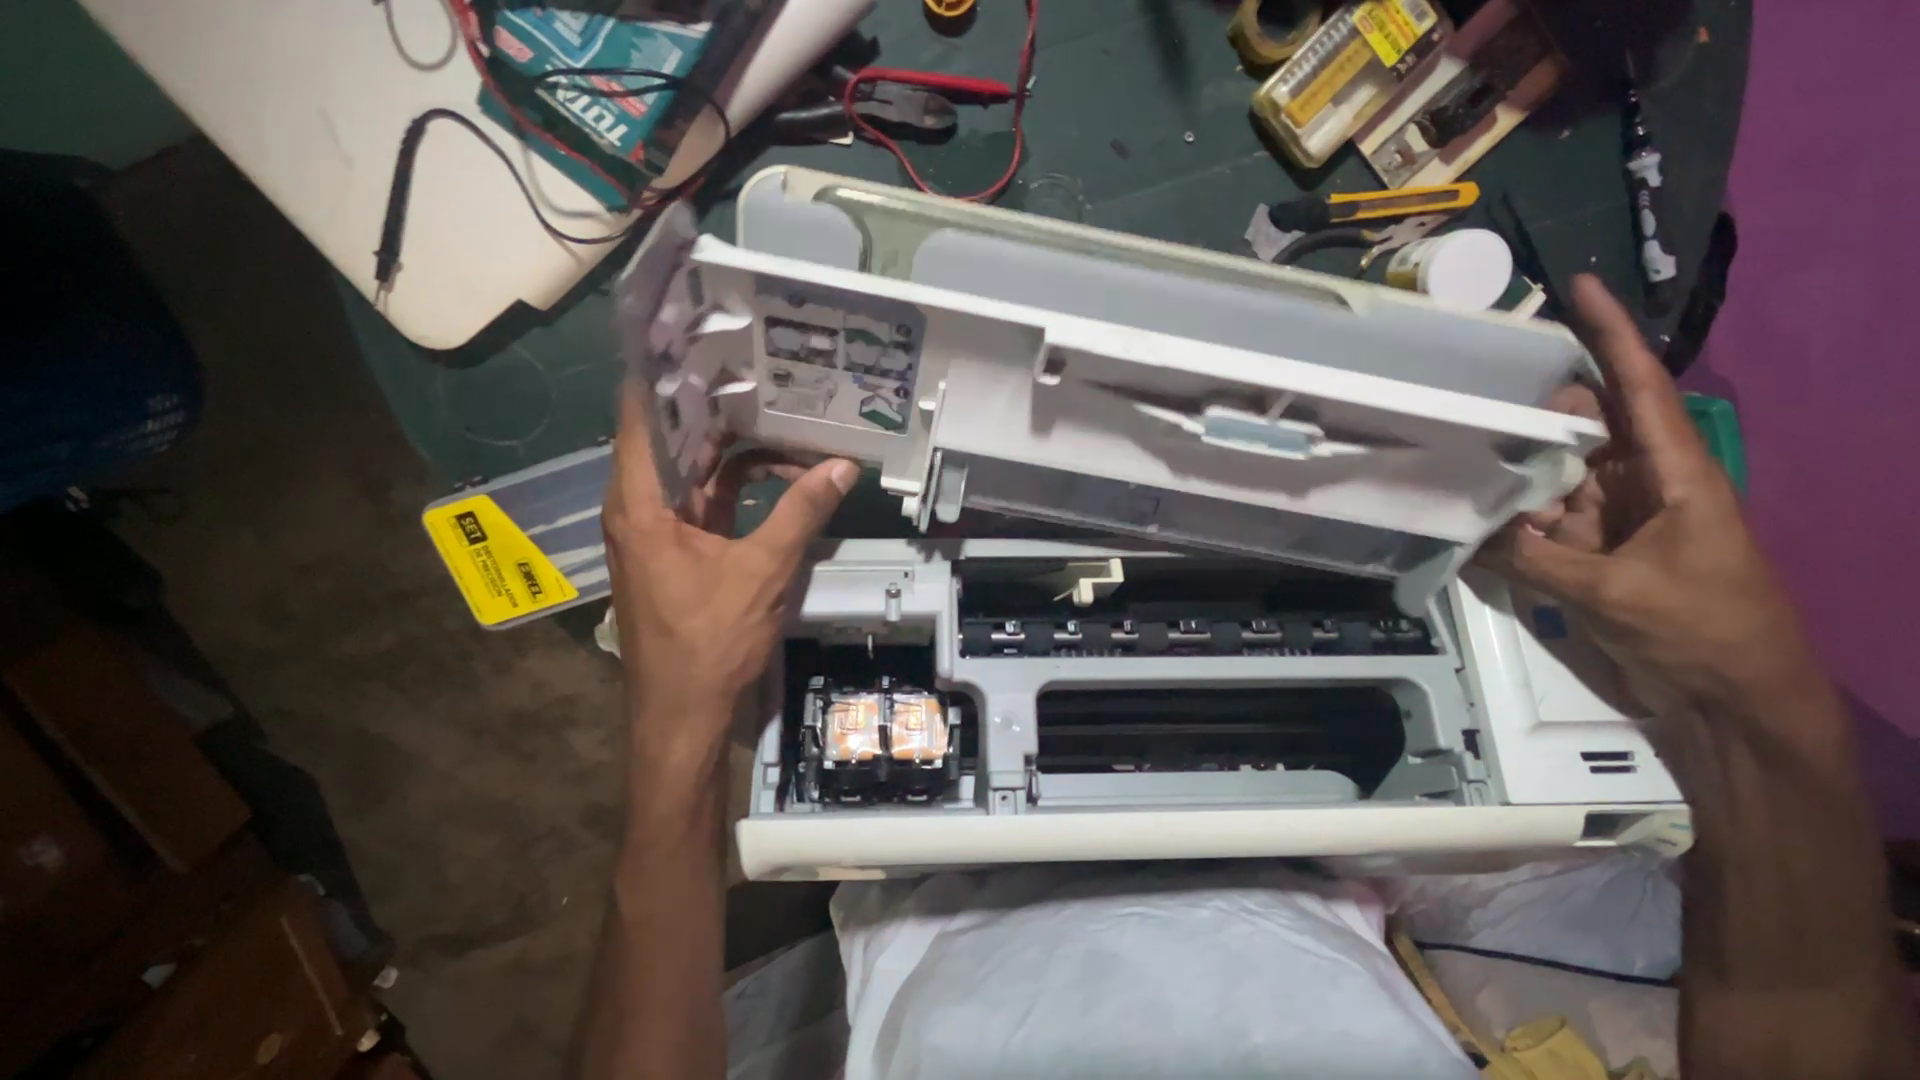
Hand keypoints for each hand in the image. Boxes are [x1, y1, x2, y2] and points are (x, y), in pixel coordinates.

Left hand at [602, 381, 858, 767]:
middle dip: (718, 404)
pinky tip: (780, 472)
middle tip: (765, 367)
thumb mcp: (762, 572)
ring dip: (736, 448)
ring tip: (785, 416)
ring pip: (694, 467)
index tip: (705, 337)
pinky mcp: (677, 548)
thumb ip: (801, 513)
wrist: (682, 713)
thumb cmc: (708, 642)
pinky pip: (706, 498)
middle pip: (674, 435)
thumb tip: (843, 467)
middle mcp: (640, 505)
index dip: (668, 372)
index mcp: (642, 502)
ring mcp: (658, 527)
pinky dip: (738, 485)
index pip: (642, 414)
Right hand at [1480, 276, 1821, 716]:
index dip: (1611, 335)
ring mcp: (1618, 521)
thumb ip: (1536, 559)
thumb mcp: (1615, 593)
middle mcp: (1644, 485)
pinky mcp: (1596, 555)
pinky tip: (1476, 526)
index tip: (1578, 286)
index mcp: (1674, 474)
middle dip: (1537, 420)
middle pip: (1585, 429)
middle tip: (1477, 414)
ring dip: (1517, 480)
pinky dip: (1515, 526)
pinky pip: (1545, 525)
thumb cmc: (1702, 631)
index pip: (1640, 387)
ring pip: (1556, 478)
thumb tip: (1468, 533)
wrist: (1735, 699)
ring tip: (1463, 471)